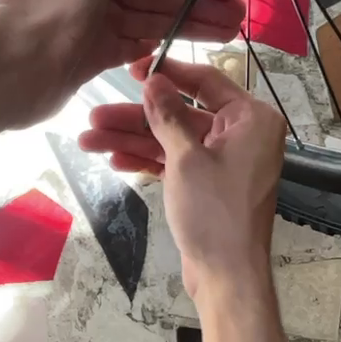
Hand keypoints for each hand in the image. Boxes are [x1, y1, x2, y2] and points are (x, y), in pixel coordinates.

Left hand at [0, 0, 243, 124]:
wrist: (30, 49)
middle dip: (199, 0)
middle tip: (236, 14)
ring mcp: (96, 19)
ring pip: (152, 19)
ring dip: (190, 26)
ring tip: (227, 32)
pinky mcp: (93, 55)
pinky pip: (134, 47)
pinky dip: (159, 47)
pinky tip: (187, 50)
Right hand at [79, 55, 284, 305]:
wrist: (226, 273)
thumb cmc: (215, 213)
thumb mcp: (186, 158)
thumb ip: (167, 117)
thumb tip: (152, 82)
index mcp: (250, 118)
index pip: (205, 82)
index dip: (167, 74)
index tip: (133, 68)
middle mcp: (241, 136)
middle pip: (181, 115)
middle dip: (136, 119)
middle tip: (95, 115)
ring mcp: (223, 163)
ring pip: (172, 142)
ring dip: (133, 142)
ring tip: (90, 140)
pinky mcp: (207, 187)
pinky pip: (175, 165)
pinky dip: (148, 163)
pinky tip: (114, 160)